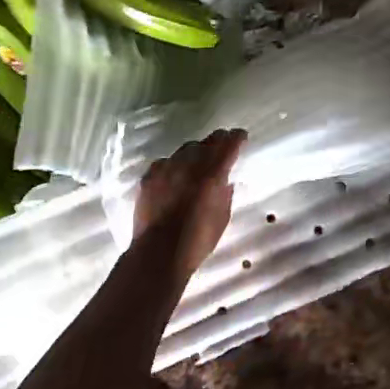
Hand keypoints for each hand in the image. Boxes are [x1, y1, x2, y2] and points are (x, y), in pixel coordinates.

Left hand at [135, 129, 245, 281]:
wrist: (158, 253)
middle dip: (217, 141)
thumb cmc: (196, 242)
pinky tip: (175, 172)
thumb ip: (225, 195)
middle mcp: (188, 166)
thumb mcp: (222, 219)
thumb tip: (225, 180)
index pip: (227, 146)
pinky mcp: (148, 177)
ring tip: (200, 157)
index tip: (241, 135)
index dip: (236, 138)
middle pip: (205, 143)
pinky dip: (174, 164)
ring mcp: (166, 170)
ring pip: (184, 150)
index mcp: (211, 177)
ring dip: (196, 151)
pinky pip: (165, 162)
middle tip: (223, 141)